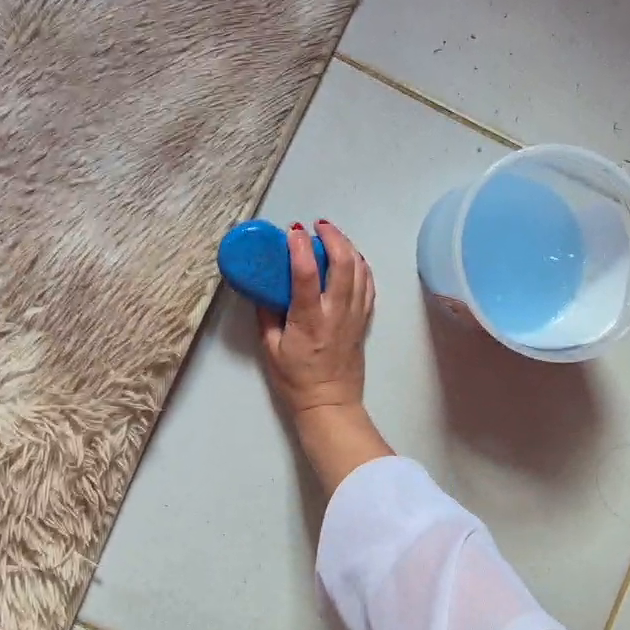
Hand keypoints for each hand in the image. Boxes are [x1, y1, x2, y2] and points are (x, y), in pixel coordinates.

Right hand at [258, 221, 391, 495]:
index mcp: (308, 319)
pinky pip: (369, 284)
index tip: (292, 230)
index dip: (300, 247)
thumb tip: (260, 285)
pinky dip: (361, 265)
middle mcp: (335, 313)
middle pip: (343, 264)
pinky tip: (352, 256)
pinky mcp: (364, 320)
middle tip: (318, 225)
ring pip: (359, 270)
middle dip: (333, 237)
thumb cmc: (295, 379)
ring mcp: (354, 315)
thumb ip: (266, 314)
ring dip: (348, 246)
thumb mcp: (269, 348)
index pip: (306, 274)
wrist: (330, 404)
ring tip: (333, 234)